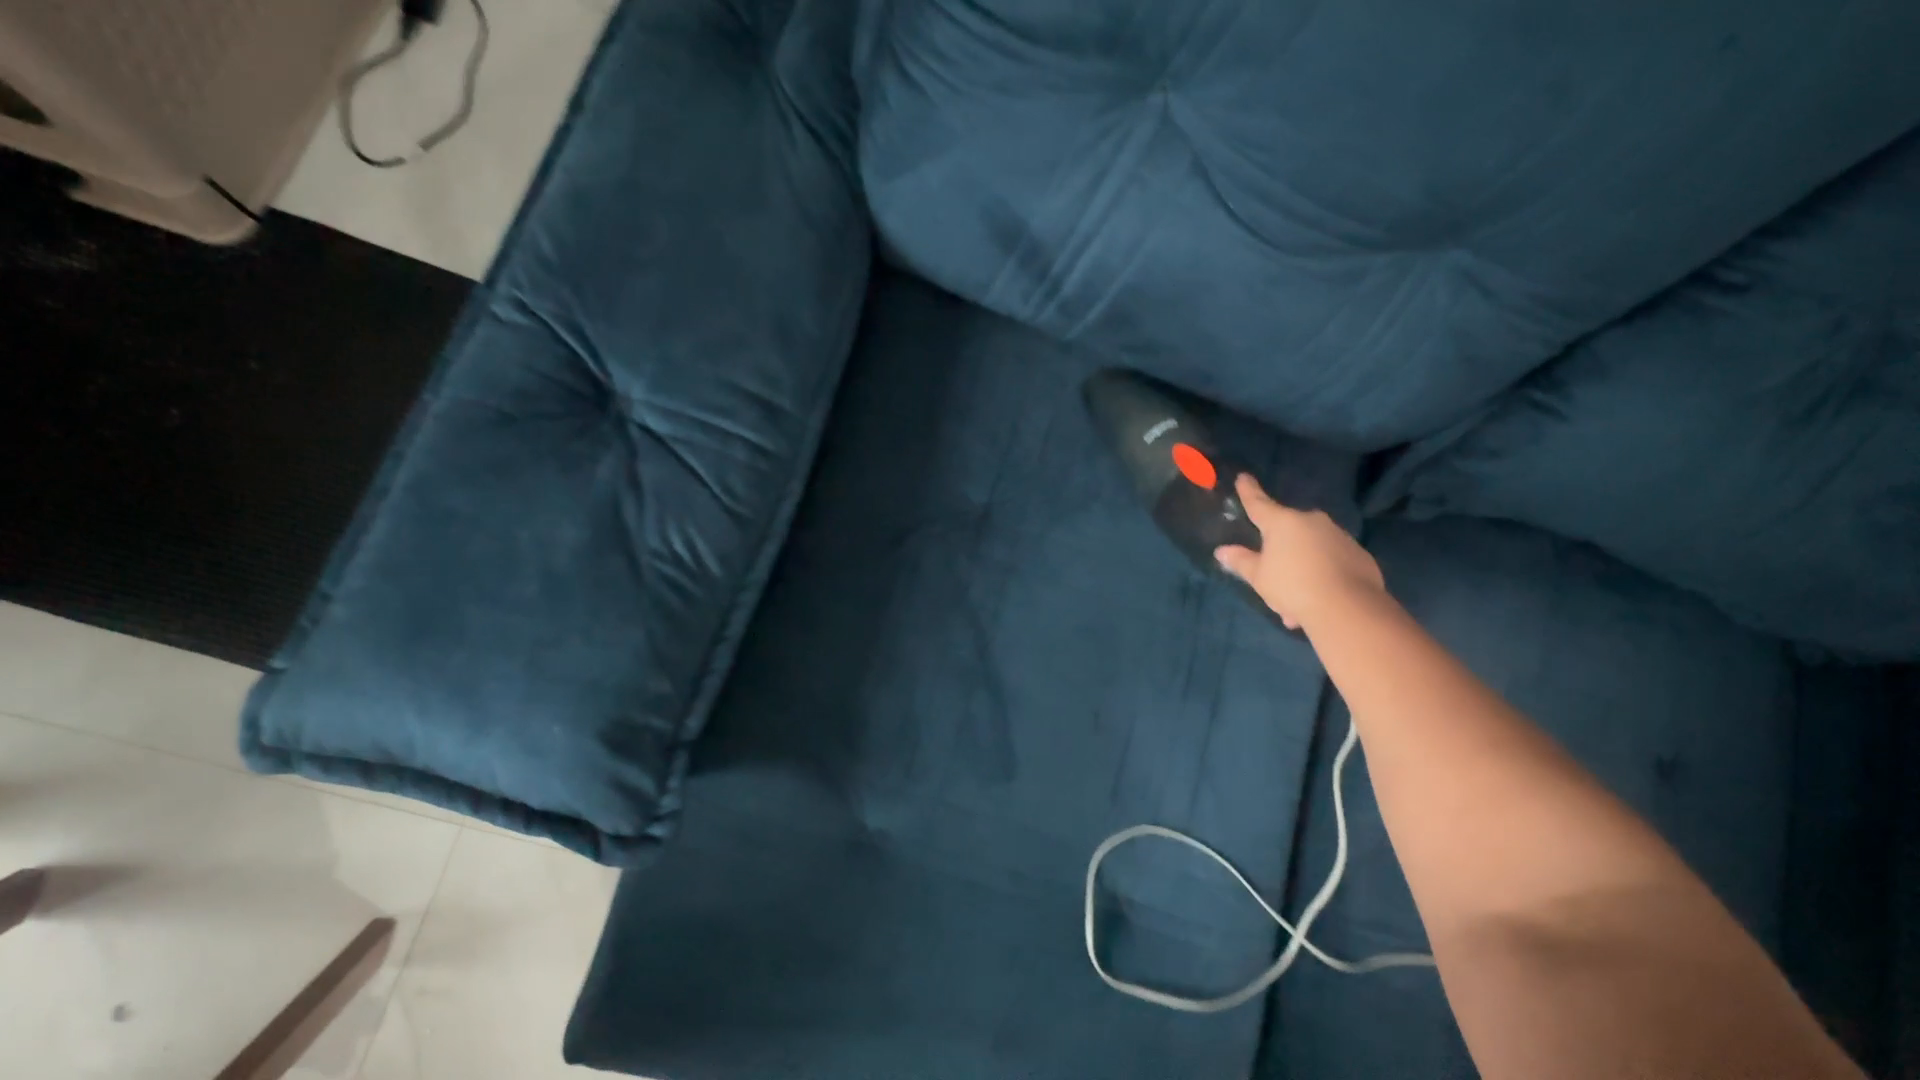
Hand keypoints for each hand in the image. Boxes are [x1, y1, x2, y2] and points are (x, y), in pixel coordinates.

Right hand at [1214, 474, 1386, 631]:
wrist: (1347, 607)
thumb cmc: (1292, 587)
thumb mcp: (1259, 577)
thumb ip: (1241, 561)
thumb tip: (1222, 550)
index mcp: (1282, 522)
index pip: (1259, 503)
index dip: (1248, 491)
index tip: (1243, 478)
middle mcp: (1311, 521)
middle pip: (1289, 528)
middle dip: (1281, 545)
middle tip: (1274, 572)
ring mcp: (1338, 535)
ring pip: (1312, 545)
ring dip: (1303, 563)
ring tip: (1297, 596)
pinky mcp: (1358, 553)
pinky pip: (1332, 558)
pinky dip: (1324, 571)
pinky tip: (1320, 596)